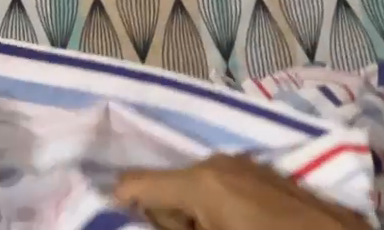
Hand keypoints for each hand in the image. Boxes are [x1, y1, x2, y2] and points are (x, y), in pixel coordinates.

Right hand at [115, 154, 370, 229]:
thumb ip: (172, 227)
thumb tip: (141, 215)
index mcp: (200, 180)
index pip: (136, 183)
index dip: (120, 204)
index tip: (113, 219)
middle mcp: (218, 161)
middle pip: (168, 188)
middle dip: (168, 218)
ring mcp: (247, 166)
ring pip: (198, 189)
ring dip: (196, 218)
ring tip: (212, 229)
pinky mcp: (270, 178)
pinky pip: (226, 190)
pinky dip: (221, 213)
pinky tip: (239, 226)